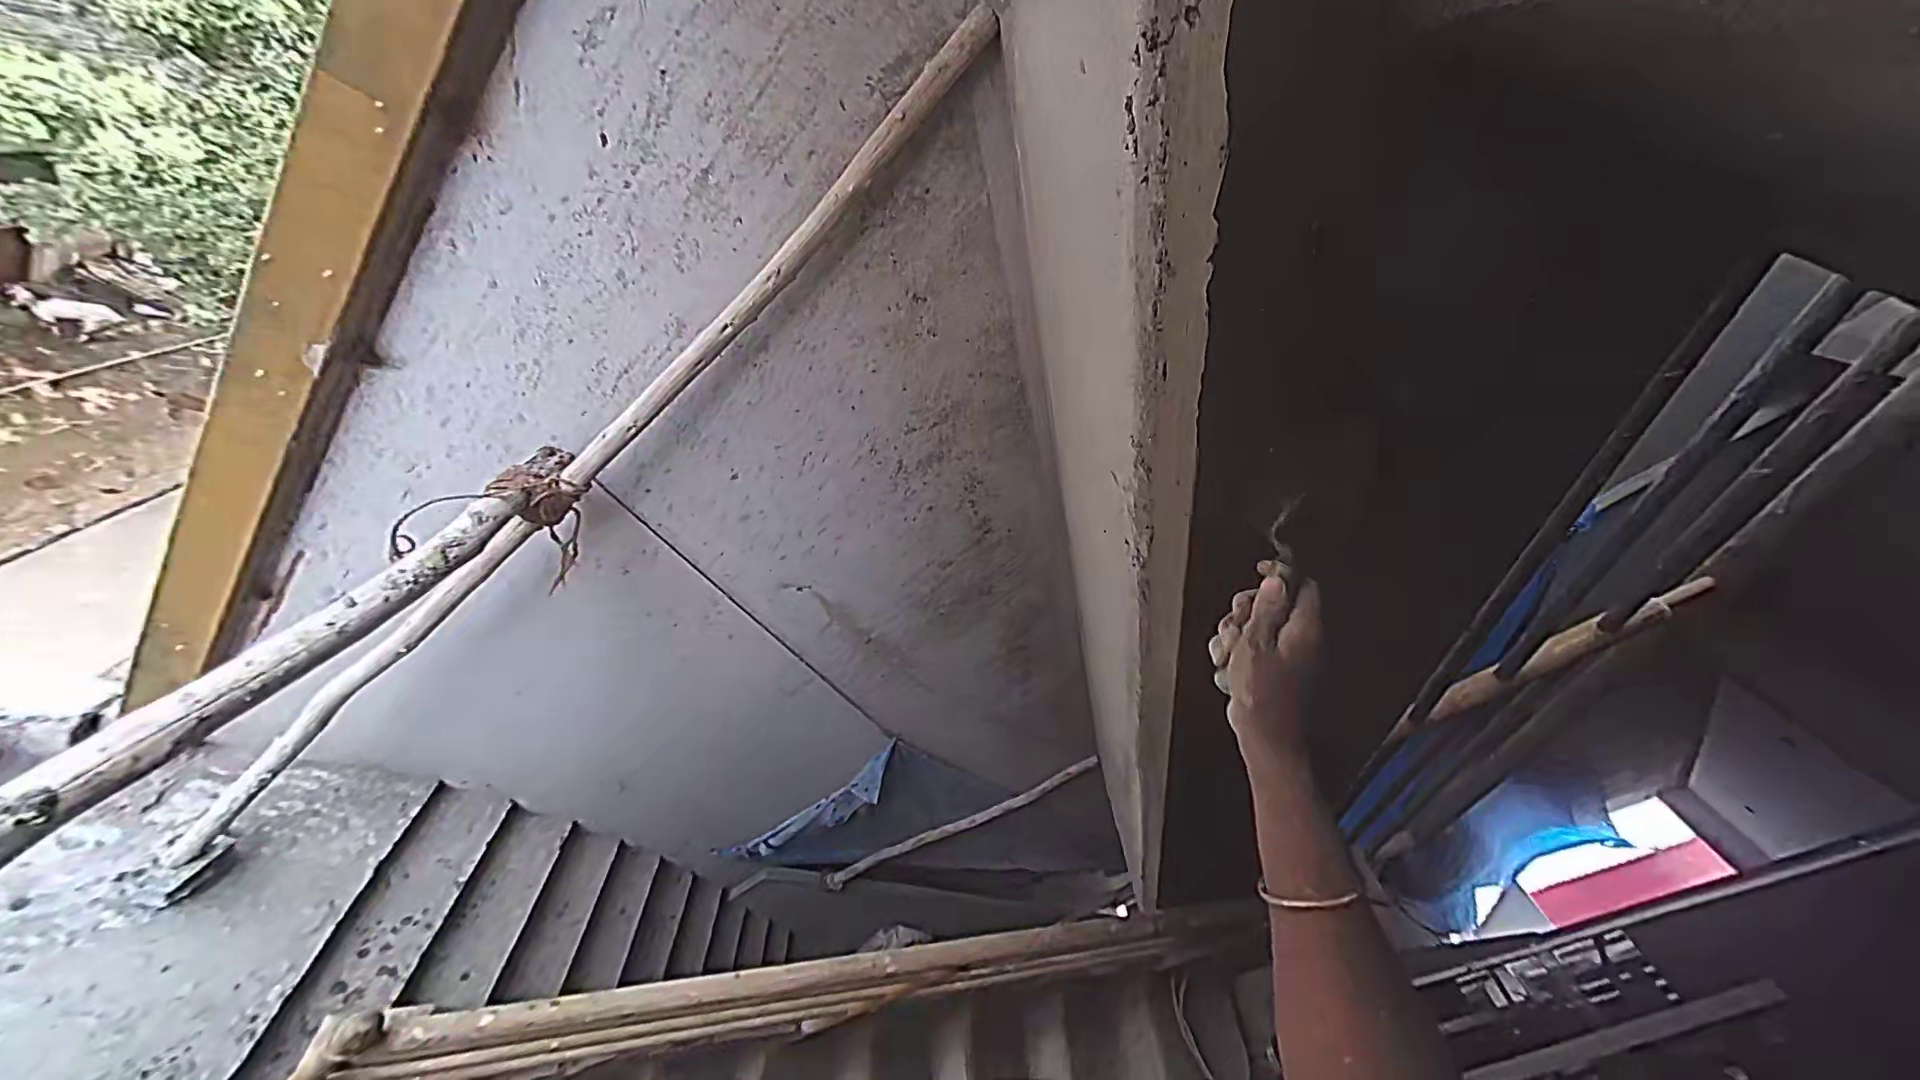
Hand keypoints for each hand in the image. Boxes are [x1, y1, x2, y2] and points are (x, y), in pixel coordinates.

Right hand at [1210, 570, 1321, 761]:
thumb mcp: (1255, 643)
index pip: (1302, 585)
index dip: (1279, 575)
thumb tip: (1275, 580)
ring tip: (1227, 653)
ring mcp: (1289, 655)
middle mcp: (1302, 639)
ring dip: (1234, 634)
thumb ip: (1264, 609)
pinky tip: (1227, 665)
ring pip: (1256, 626)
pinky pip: (1252, 648)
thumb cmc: (1262, 693)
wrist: (1265, 736)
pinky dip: (1236, 652)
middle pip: (1272, 604)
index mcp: (1304, 628)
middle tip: (1234, 625)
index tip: (1257, 572)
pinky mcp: (1274, 669)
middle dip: (1245, 610)